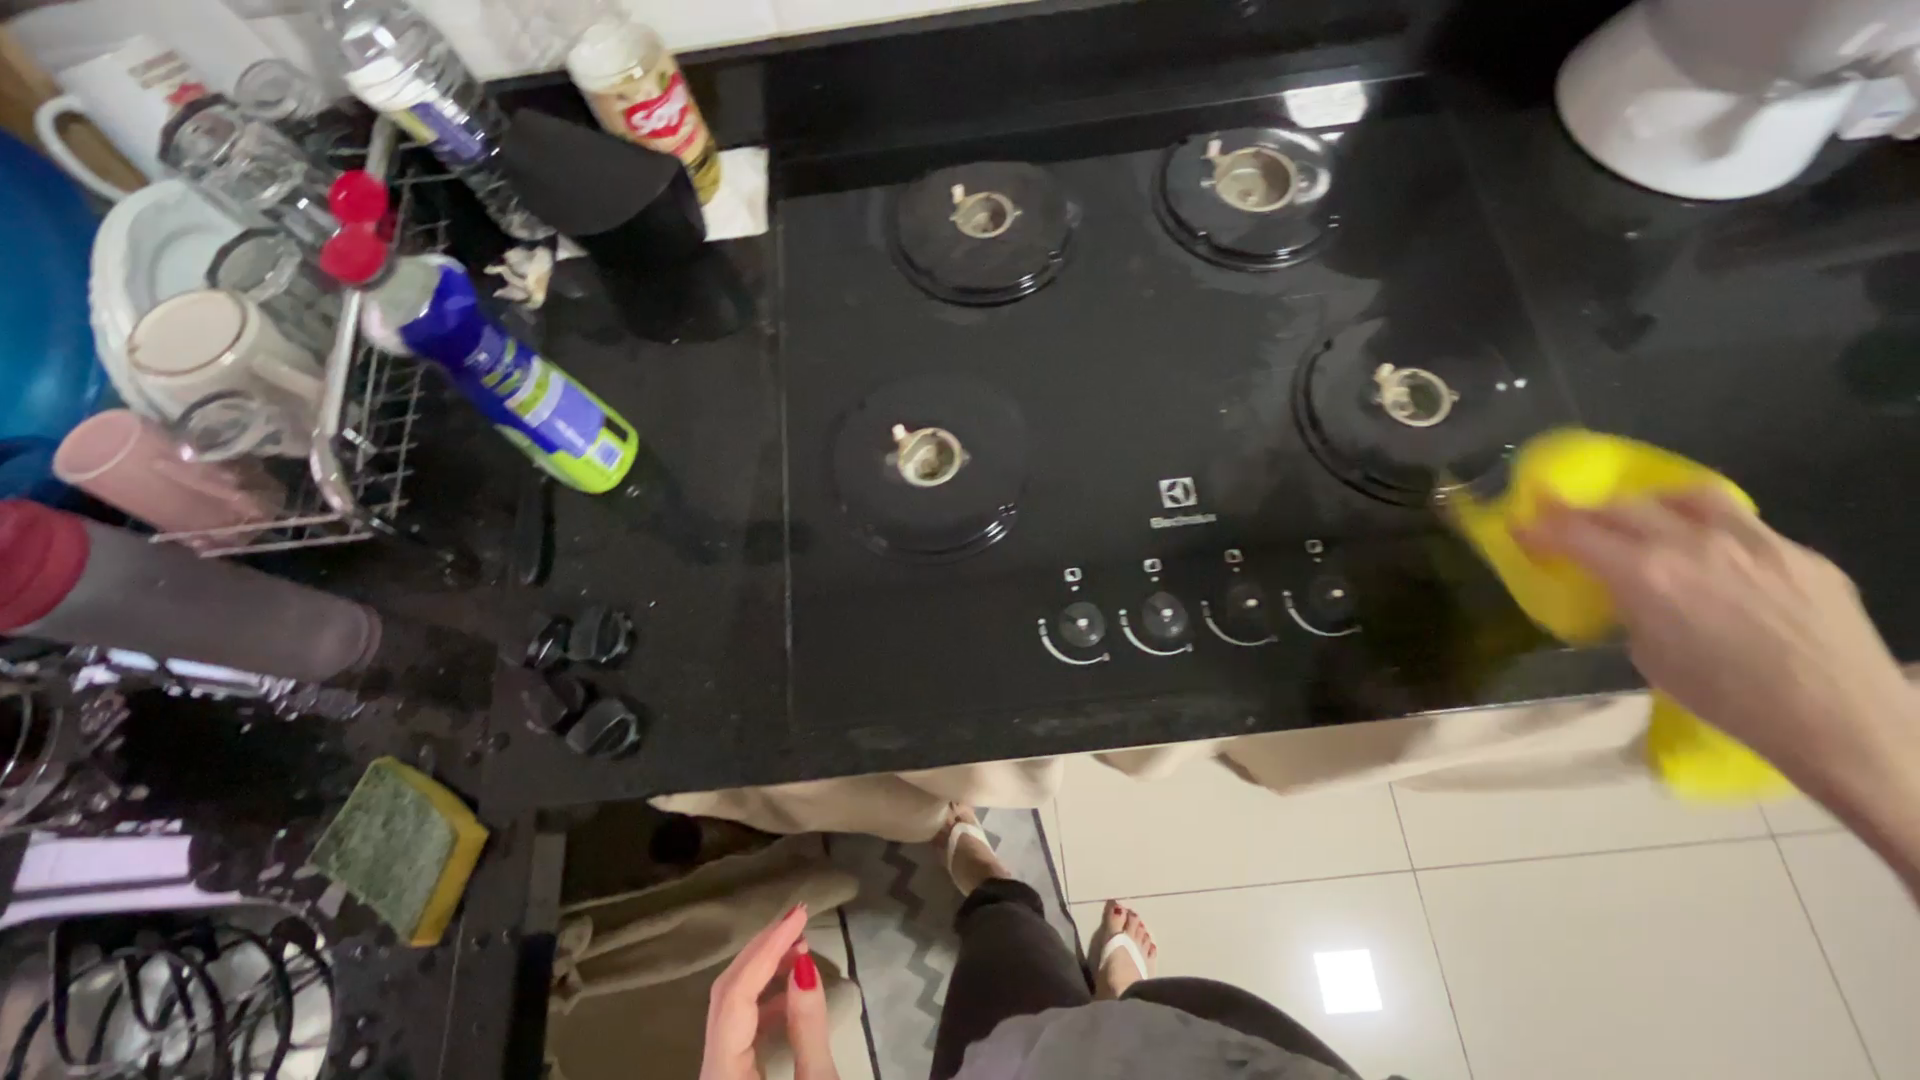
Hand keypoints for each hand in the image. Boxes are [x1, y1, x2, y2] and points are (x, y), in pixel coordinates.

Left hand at [700, 904, 838, 1079]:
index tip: (800, 915)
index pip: (737, 994)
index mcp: (722, 1072)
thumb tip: (805, 965)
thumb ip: (808, 1028)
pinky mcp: (732, 1075)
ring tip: (801, 948)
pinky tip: (793, 989)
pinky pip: (741, 1026)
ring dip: (765, 973)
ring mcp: (719, 1071)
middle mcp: (710, 1067)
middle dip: (763, 952)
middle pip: (727, 994)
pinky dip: (766, 999)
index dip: (768, 949)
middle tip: (798, 920)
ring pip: (732, 1008)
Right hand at [1521, 490, 1919, 894]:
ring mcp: (1753, 542)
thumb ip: (1632, 609)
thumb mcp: (1651, 655)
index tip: (1520, 524)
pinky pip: (1740, 523)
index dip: (1541, 526)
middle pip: (1623, 507)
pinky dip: (1707, 528)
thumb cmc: (1728, 700)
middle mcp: (1694, 544)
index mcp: (1647, 575)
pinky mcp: (1797, 552)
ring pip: (1686, 496)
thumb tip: (1628, 591)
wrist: (1840, 718)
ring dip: (1650, 503)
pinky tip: (1712, 554)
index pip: (1576, 534)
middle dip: (1585, 512)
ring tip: (1642, 517)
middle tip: (1567, 521)